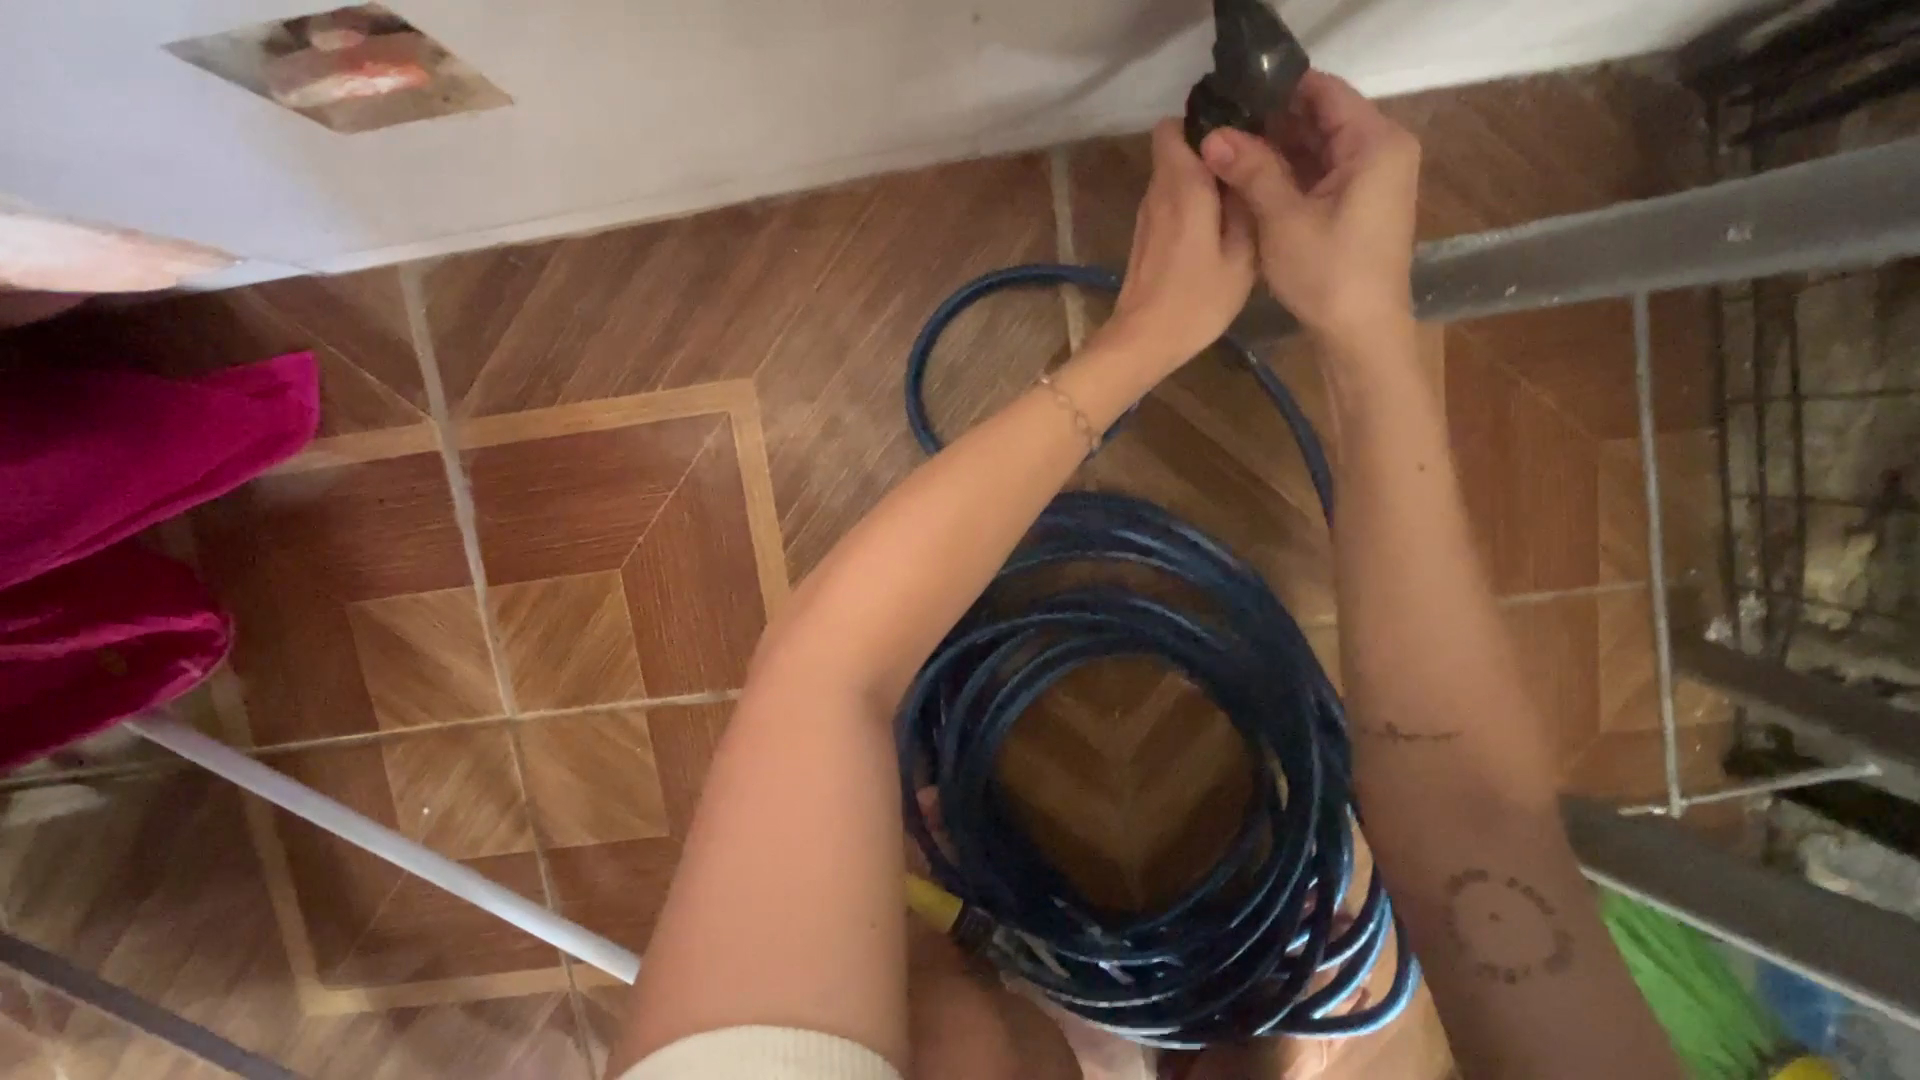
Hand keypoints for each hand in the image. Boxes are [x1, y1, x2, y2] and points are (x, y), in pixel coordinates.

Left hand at [1099, 118, 1257, 369]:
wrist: (1144, 341)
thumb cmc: (1196, 300)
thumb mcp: (1242, 254)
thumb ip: (1247, 202)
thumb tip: (1250, 162)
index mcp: (1182, 184)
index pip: (1177, 124)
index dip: (1207, 119)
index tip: (1243, 128)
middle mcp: (1158, 191)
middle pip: (1177, 145)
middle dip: (1210, 146)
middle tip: (1250, 162)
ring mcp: (1147, 215)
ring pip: (1174, 174)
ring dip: (1203, 175)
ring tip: (1240, 193)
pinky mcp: (1146, 236)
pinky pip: (1170, 201)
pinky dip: (1192, 201)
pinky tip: (1218, 223)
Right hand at [1198, 71, 1419, 347]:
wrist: (1361, 333)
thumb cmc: (1329, 273)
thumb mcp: (1283, 219)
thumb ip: (1251, 170)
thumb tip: (1210, 135)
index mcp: (1375, 142)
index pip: (1323, 91)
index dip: (1275, 91)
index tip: (1230, 99)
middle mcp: (1381, 150)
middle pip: (1321, 118)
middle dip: (1270, 123)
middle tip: (1218, 128)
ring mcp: (1372, 179)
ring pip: (1318, 148)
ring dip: (1275, 151)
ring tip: (1224, 152)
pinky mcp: (1359, 205)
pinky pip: (1321, 174)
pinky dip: (1289, 175)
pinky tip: (1249, 180)